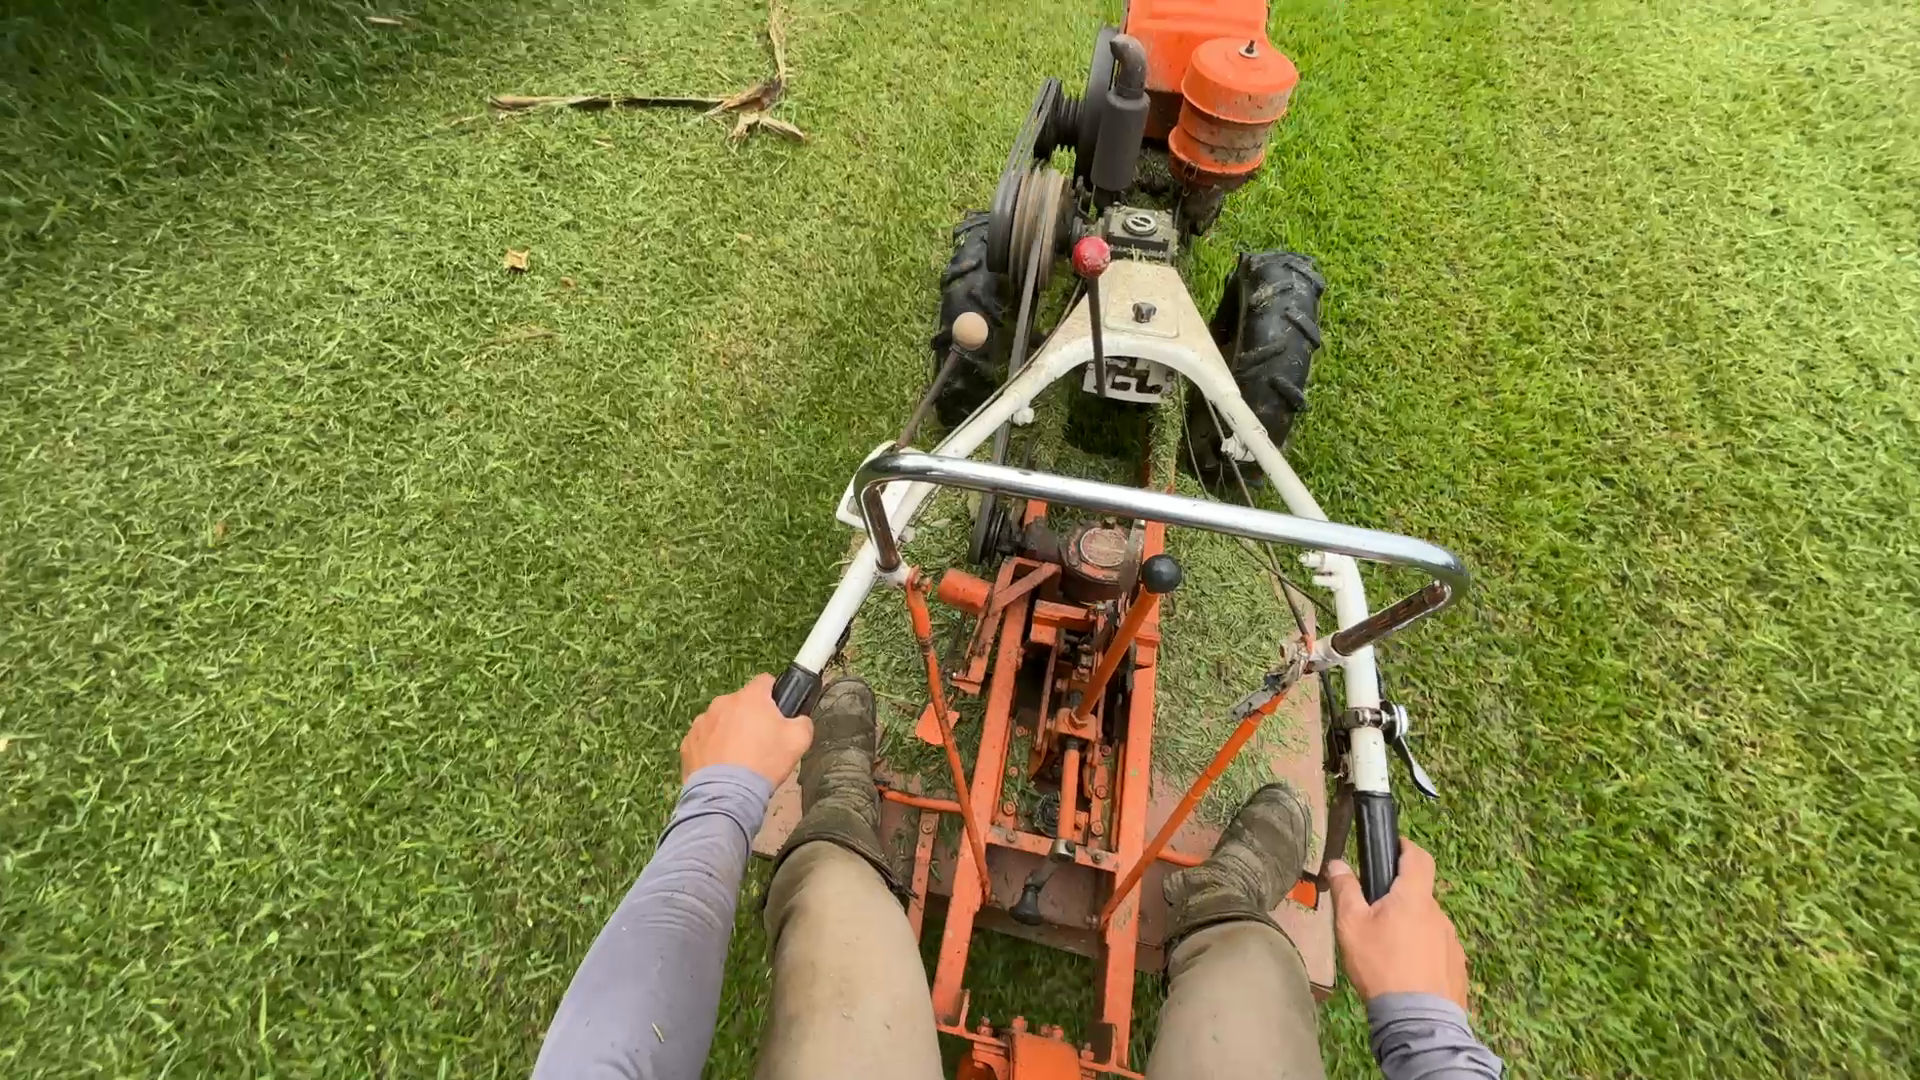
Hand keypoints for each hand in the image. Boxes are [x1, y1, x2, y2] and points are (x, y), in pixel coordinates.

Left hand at [679, 674, 814, 785]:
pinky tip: (722, 768)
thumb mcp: (799, 740)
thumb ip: (803, 721)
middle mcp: (722, 703)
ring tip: (739, 758)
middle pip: (742, 703)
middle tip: (761, 742)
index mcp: (750, 697)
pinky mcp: (687, 743)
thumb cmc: (764, 762)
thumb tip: (799, 719)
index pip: (765, 681)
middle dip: (751, 717)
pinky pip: (705, 739)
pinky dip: (713, 748)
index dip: (775, 695)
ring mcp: (701, 723)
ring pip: (721, 720)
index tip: (778, 713)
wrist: (726, 796)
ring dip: (730, 731)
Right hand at [1327, 839, 1470, 1009]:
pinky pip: (1437, 947)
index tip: (1393, 845)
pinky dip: (1421, 949)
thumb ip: (1346, 889)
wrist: (1418, 1022)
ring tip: (1387, 946)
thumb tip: (1338, 864)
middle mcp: (1439, 915)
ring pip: (1427, 922)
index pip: (1419, 858)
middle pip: (1419, 894)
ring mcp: (1452, 943)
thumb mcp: (1351, 924)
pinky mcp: (1457, 968)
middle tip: (1373, 912)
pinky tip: (1404, 968)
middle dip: (1398, 896)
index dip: (1406, 846)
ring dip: (1410, 925)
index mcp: (1414, 898)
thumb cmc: (1381, 963)